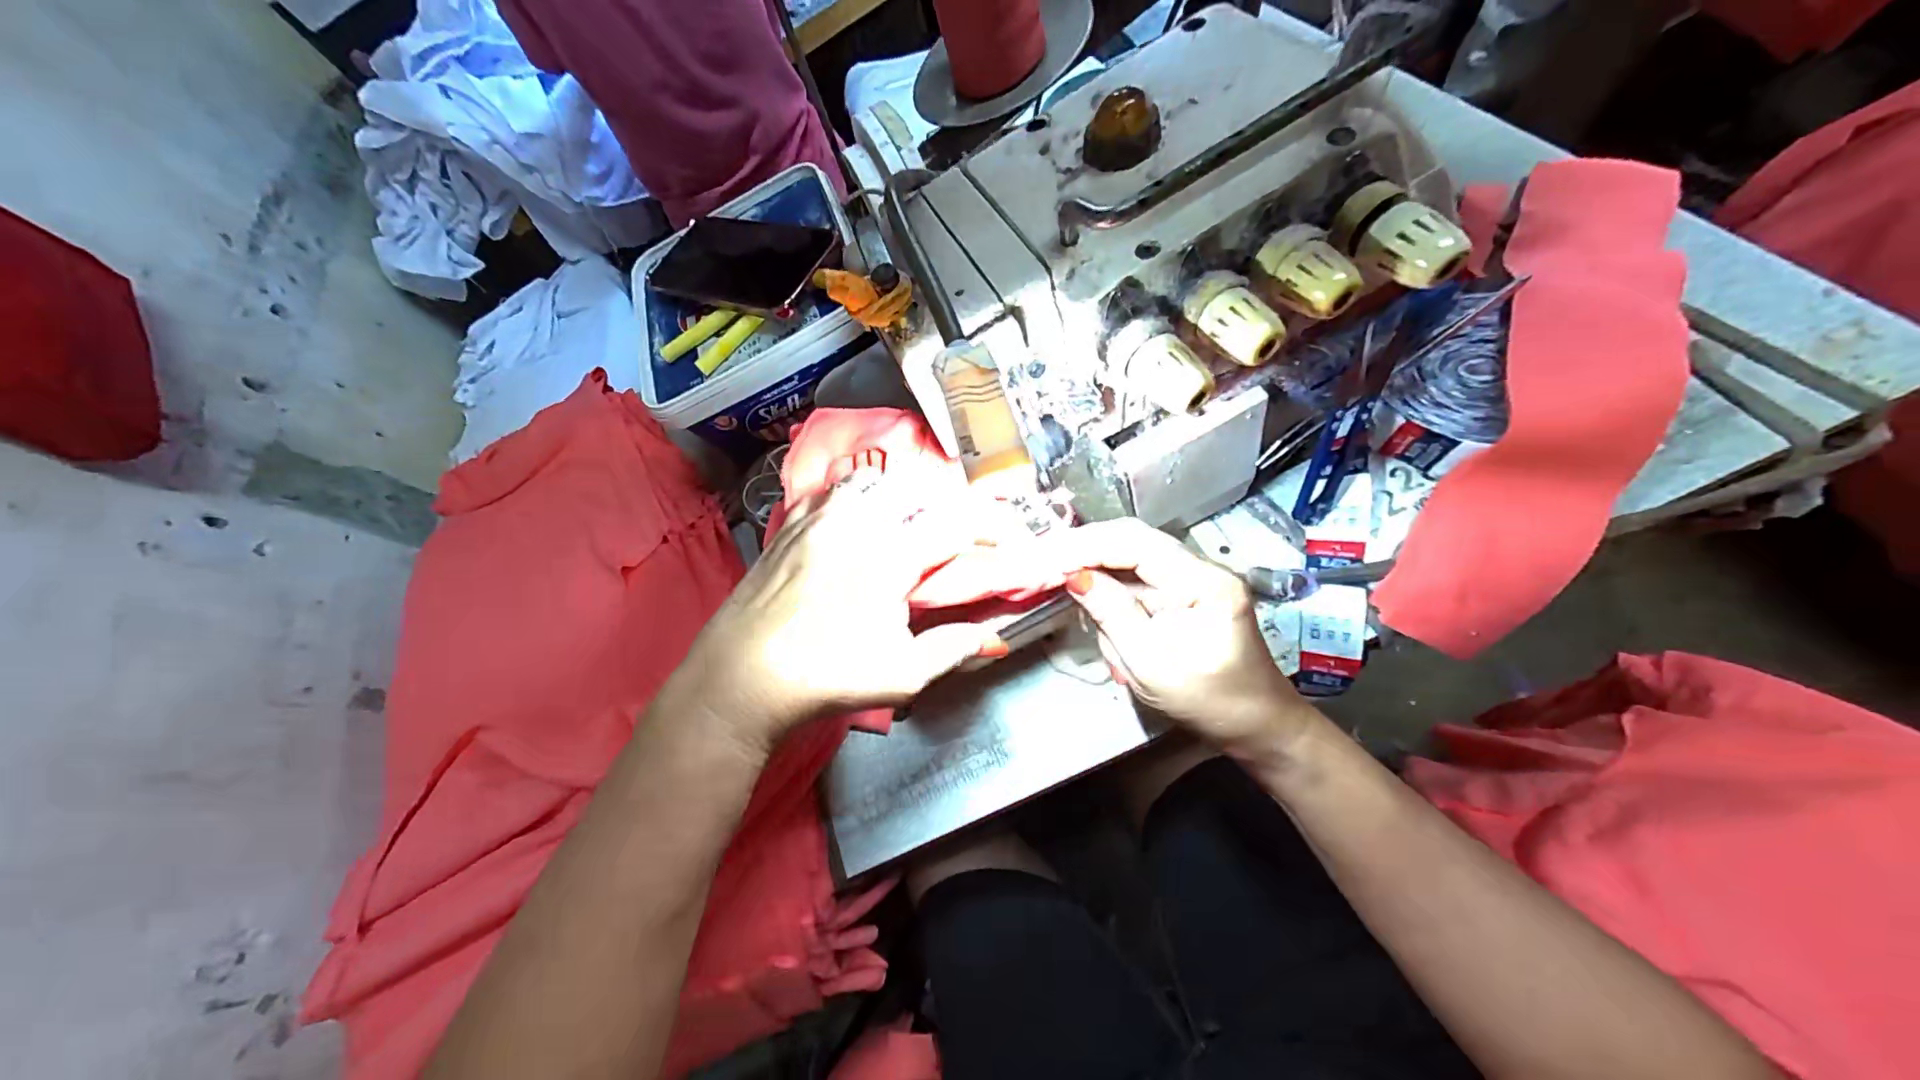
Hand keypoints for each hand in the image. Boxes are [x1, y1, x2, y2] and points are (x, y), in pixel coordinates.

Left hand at [663, 466, 1019, 754]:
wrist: (741, 676)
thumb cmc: (825, 677)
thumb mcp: (902, 673)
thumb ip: (953, 647)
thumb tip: (994, 638)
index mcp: (890, 553)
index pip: (958, 523)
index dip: (994, 526)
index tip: (1011, 538)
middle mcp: (856, 521)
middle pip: (918, 486)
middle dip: (947, 504)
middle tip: (958, 533)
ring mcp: (818, 517)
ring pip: (872, 480)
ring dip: (901, 493)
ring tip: (909, 521)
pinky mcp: (791, 524)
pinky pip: (831, 490)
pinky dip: (855, 495)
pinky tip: (856, 519)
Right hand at [1047, 518, 1319, 759]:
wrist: (1259, 727)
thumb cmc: (1213, 704)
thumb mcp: (1154, 666)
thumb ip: (1113, 617)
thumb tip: (1074, 576)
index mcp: (1204, 583)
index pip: (1136, 544)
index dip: (1087, 546)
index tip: (1045, 556)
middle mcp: (1199, 570)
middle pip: (1131, 542)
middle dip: (1084, 551)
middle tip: (1040, 560)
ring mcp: (1191, 582)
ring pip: (1129, 562)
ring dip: (1096, 577)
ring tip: (1070, 596)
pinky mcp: (1181, 597)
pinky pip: (1136, 586)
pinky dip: (1110, 597)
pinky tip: (1098, 617)